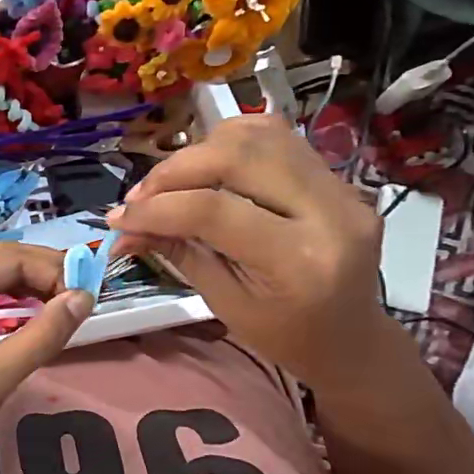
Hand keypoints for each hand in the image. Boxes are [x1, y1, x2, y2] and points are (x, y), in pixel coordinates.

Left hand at [0, 243, 92, 473]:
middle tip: (81, 293)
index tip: (87, 294)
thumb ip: (47, 332)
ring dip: (30, 279)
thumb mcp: (2, 372)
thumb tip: (85, 297)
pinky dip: (10, 291)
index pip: (11, 258)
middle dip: (45, 270)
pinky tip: (35, 304)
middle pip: (1, 256)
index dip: (54, 270)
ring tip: (65, 299)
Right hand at [108, 115, 389, 394]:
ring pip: (258, 135)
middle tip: (141, 197)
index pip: (215, 211)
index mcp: (301, 261)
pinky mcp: (339, 176)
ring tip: (172, 182)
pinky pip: (279, 137)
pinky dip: (233, 141)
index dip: (158, 209)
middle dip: (175, 171)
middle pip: (237, 156)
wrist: (353, 339)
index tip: (120, 218)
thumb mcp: (227, 305)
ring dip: (201, 150)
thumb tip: (124, 226)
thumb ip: (179, 254)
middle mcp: (330, 212)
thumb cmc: (287, 337)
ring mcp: (341, 187)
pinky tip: (210, 163)